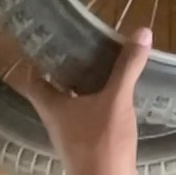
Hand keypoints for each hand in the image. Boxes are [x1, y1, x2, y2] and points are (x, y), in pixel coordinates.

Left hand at [11, 27, 151, 174]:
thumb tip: (142, 31)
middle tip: (85, 41)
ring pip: (74, 101)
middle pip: (55, 89)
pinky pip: (91, 113)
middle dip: (69, 66)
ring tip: (106, 60)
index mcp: (53, 107)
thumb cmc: (101, 143)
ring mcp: (73, 134)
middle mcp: (58, 120)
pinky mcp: (89, 143)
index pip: (34, 81)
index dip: (37, 60)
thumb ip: (127, 67)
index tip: (48, 40)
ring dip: (86, 82)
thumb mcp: (117, 100)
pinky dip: (100, 98)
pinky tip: (119, 90)